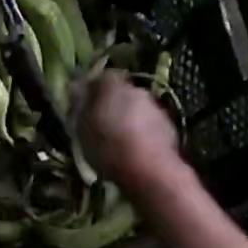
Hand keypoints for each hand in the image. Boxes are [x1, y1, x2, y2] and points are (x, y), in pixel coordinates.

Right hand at [75, 72, 181, 189]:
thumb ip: (79, 105)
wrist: (149, 170)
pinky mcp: (169, 126)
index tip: (87, 106)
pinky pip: (150, 125)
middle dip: (113, 105)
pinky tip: (135, 151)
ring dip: (129, 120)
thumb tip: (77, 87)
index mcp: (113, 86)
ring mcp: (155, 107)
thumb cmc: (107, 147)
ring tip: (119, 142)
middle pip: (122, 93)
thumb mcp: (81, 128)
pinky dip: (142, 133)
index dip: (94, 90)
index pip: (102, 77)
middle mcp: (137, 90)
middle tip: (102, 125)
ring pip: (137, 109)